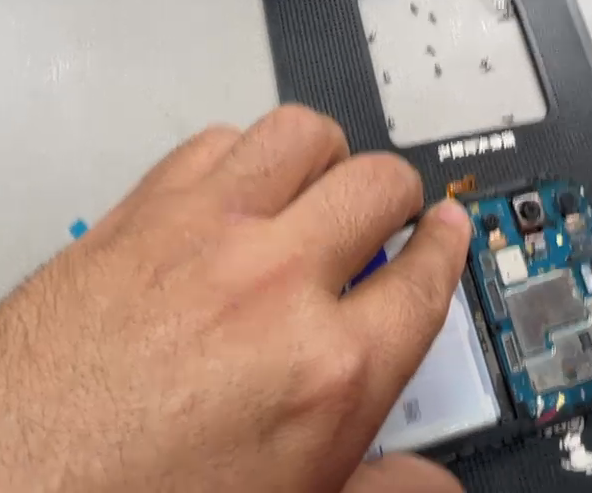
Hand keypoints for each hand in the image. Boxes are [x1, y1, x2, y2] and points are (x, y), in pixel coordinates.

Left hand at [0, 105, 470, 492]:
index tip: (446, 230)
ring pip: (304, 135)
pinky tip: (235, 190)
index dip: (446, 248)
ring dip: (325, 155)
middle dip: (400, 195)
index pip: (425, 281)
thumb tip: (437, 487)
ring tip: (316, 184)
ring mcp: (207, 231)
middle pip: (380, 186)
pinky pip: (220, 140)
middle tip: (388, 213)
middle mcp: (276, 283)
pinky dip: (242, 155)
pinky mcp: (145, 206)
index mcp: (325, 374)